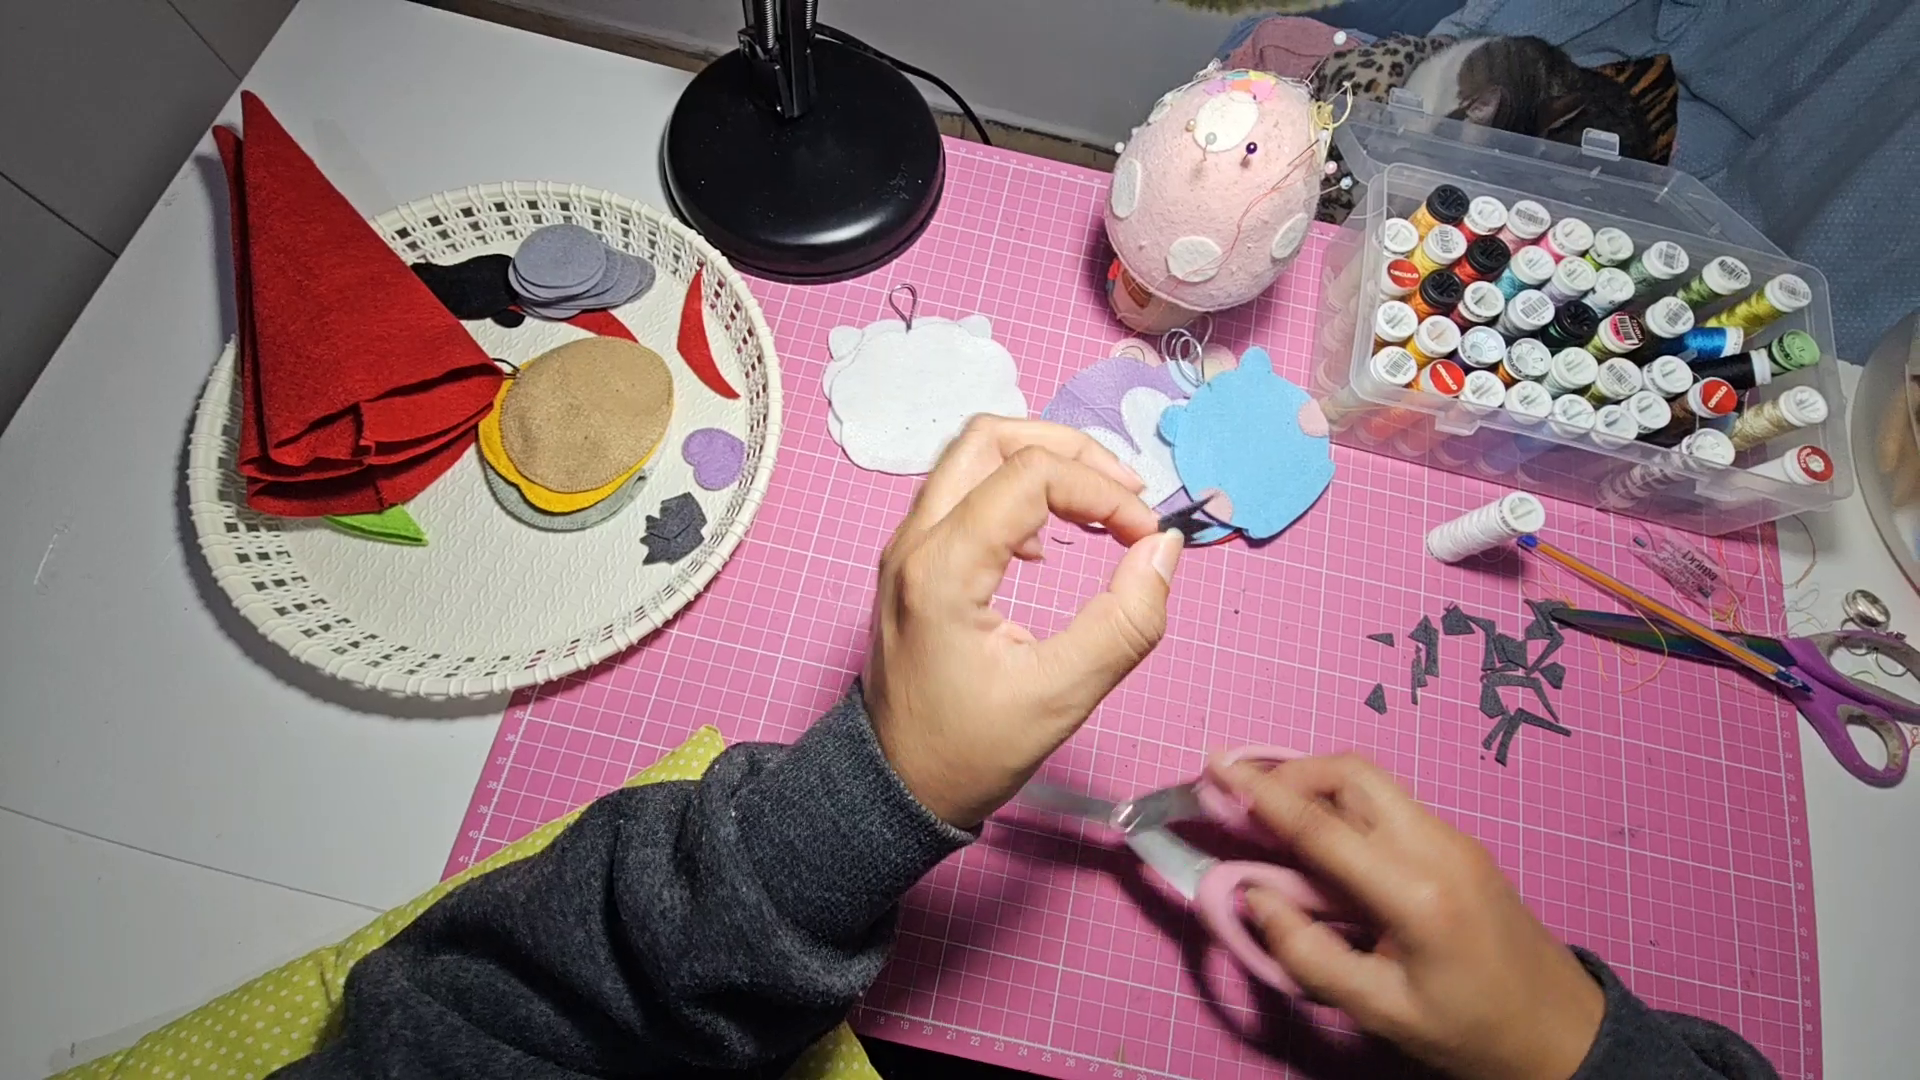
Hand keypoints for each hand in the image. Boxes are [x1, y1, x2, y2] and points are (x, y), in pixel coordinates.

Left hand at [864, 416, 1184, 828]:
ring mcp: (907, 545)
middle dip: (1068, 450)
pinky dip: (1013, 493)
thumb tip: (1163, 548)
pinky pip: (962, 493)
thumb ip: (1125, 622)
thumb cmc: (969, 750)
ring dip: (1039, 463)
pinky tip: (1046, 542)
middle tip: (1123, 491)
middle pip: (990, 438)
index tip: (1147, 535)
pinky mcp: (913, 560)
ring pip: (972, 457)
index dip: (1103, 491)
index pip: (1031, 475)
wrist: (894, 785)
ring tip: (1095, 506)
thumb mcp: (1060, 697)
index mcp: (944, 566)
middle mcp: (915, 539)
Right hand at [1212, 755, 1603, 1079]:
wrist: (1572, 1040)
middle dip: (1291, 771)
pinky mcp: (1456, 840)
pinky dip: (1340, 800)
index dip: (1260, 790)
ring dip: (1315, 781)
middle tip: (1250, 797)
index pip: (1319, 824)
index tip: (1216, 763)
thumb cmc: (1473, 1033)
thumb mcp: (1382, 1012)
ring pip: (1368, 778)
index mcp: (1414, 893)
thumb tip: (1254, 896)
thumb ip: (1308, 954)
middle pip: (1350, 772)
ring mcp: (1451, 836)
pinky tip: (1326, 836)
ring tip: (1279, 812)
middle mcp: (1435, 845)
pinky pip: (1384, 800)